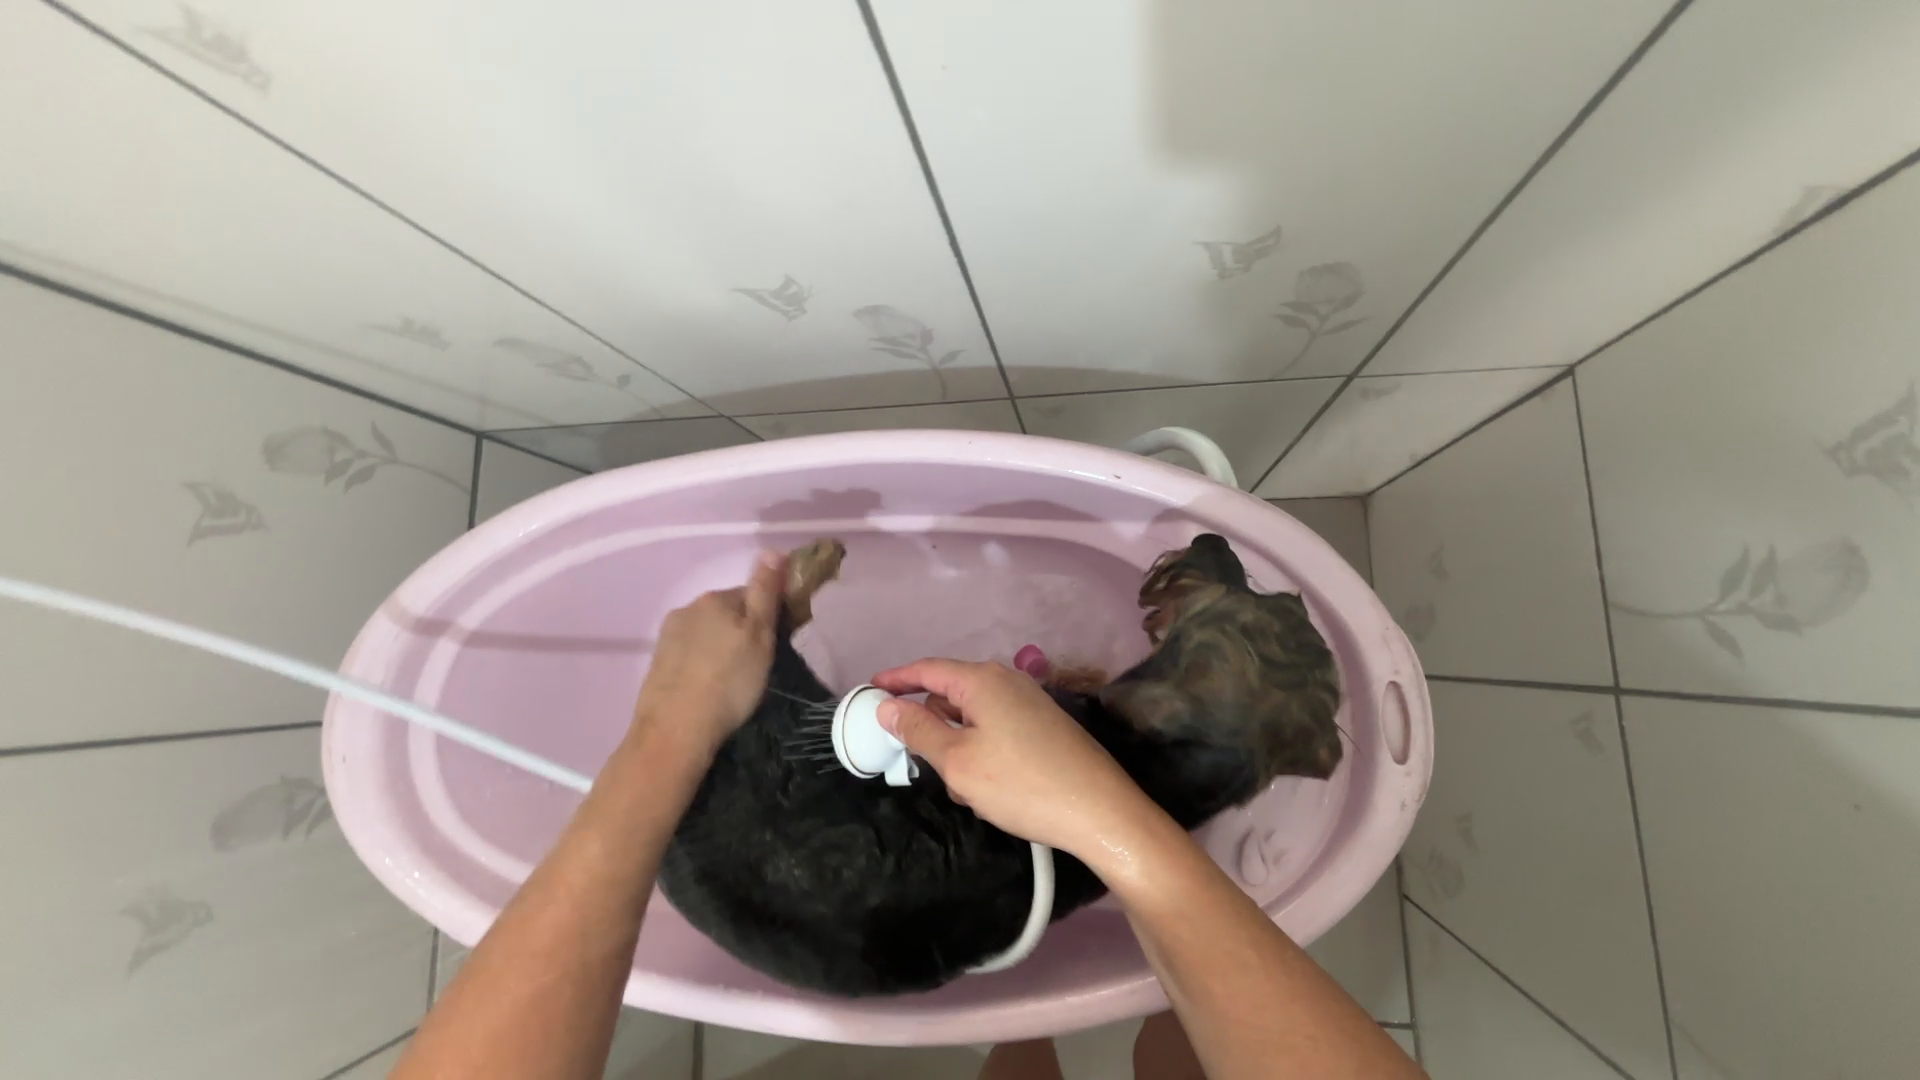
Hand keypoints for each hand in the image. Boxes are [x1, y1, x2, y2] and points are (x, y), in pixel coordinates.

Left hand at [631, 551, 785, 757]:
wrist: (675, 731)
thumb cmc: (729, 682)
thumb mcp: (759, 635)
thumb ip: (765, 592)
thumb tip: (772, 549)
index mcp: (715, 598)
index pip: (753, 593)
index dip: (769, 615)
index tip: (778, 641)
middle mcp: (688, 608)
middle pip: (728, 611)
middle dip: (744, 629)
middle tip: (759, 663)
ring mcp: (669, 635)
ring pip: (709, 632)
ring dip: (723, 646)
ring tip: (734, 679)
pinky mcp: (658, 661)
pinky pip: (692, 651)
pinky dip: (704, 662)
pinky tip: (710, 685)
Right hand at [869, 659, 1155, 861]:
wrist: (1099, 811)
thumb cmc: (1021, 784)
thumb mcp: (958, 761)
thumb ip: (919, 730)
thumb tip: (888, 706)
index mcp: (982, 680)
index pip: (927, 669)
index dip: (896, 679)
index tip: (869, 690)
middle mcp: (1006, 681)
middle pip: (950, 694)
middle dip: (931, 727)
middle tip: (917, 761)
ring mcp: (1029, 703)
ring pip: (973, 720)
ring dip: (959, 751)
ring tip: (966, 790)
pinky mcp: (1043, 727)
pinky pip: (996, 732)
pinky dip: (982, 756)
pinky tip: (989, 791)